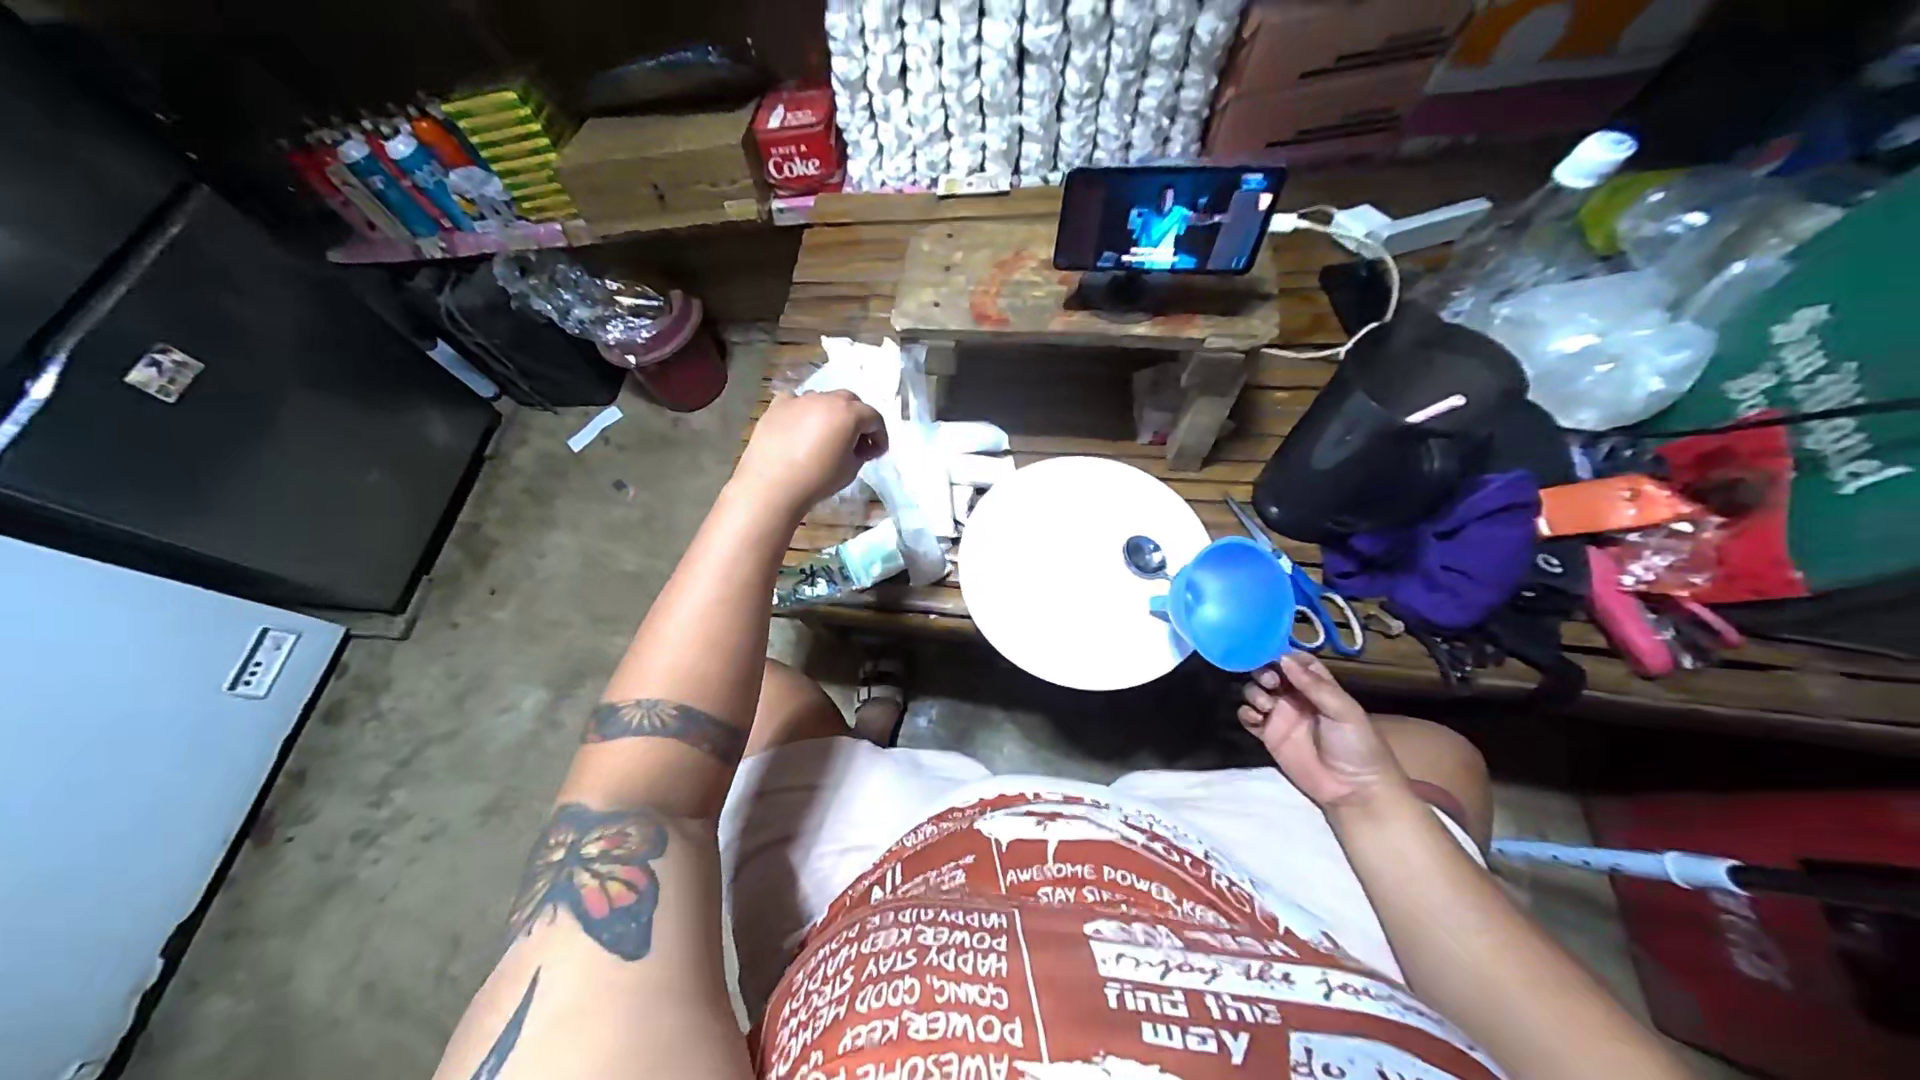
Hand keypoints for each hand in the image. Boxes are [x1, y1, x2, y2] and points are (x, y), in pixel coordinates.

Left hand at [734, 391, 886, 520]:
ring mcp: (800, 399)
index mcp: (849, 413)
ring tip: (827, 435)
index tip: (877, 452)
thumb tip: (859, 446)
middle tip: (856, 440)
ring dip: (831, 413)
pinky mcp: (777, 406)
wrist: (772, 486)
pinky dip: (804, 411)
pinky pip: (796, 402)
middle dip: (857, 418)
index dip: (880, 435)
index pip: (874, 417)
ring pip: (824, 399)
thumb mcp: (851, 469)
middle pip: (850, 401)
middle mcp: (826, 399)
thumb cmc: (818, 479)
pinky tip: (800, 427)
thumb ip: (861, 452)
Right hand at [1238, 653, 1405, 810]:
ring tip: (1266, 705)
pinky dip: (1246, 713)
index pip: (1296, 661)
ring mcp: (1280, 716)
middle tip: (1270, 682)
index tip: (1272, 654)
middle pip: (1270, 672)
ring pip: (1256, 691)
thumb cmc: (1357, 746)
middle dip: (1263, 671)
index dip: (1283, 655)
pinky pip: (1248, 717)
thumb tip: (1283, 658)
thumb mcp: (1344, 711)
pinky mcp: (1268, 736)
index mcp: (1318, 687)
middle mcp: (1296, 697)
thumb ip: (1314, 685)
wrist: (1353, 790)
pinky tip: (1255, 718)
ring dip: (1254, 691)